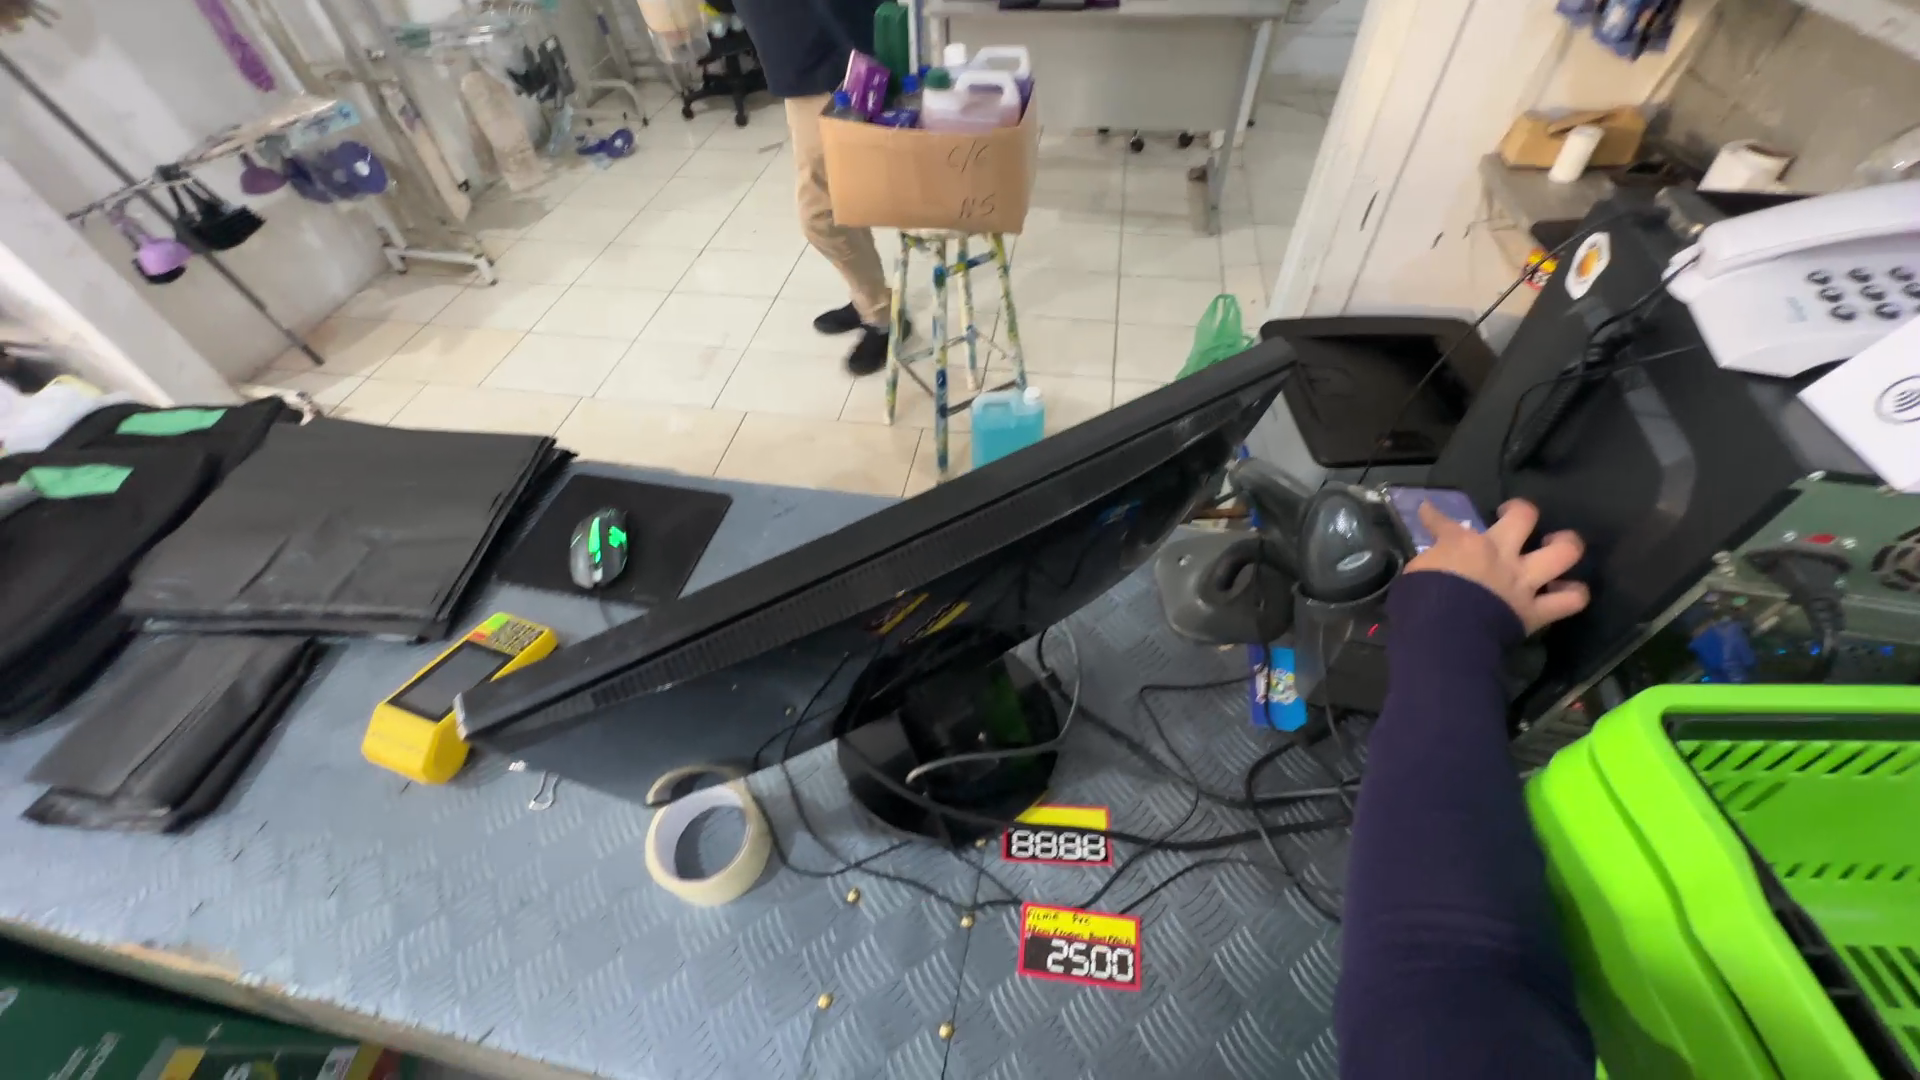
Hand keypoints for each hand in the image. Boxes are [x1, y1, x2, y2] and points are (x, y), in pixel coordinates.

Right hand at [1406, 498, 1589, 634]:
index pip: (1443, 521)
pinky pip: (1570, 600)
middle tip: (1511, 515)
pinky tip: (1563, 591)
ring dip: (1564, 545)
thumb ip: (1431, 558)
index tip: (1428, 510)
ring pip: (1564, 552)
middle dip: (1519, 510)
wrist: (1443, 632)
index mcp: (1465, 544)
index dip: (1433, 514)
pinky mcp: (1536, 610)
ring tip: (1556, 545)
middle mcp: (1501, 555)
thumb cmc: (1420, 600)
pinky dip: (1571, 594)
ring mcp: (1524, 581)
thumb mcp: (1415, 571)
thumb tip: (1436, 556)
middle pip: (1524, 517)